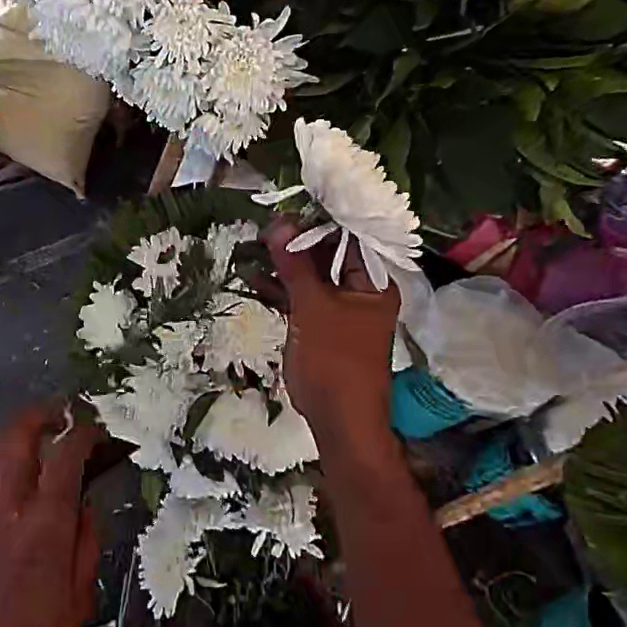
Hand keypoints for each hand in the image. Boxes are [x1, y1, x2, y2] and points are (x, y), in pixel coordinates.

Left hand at [0, 406, 100, 626]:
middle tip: (57, 413)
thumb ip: (87, 542)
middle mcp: (9, 509)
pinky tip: (6, 475)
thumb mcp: (81, 597)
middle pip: (18, 439)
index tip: (95, 429)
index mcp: (46, 525)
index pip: (66, 457)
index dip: (82, 433)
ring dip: (12, 434)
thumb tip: (86, 506)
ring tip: (31, 432)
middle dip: (39, 416)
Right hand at [263, 217, 401, 450]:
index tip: (286, 206)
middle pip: (327, 253)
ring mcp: (340, 308)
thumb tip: (279, 223)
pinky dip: (281, 288)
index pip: (349, 237)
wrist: (339, 420)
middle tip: (263, 227)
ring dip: (284, 263)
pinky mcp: (321, 324)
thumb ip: (295, 264)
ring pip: (311, 275)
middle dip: (296, 241)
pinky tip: (253, 277)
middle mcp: (360, 289)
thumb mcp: (313, 307)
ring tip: (253, 246)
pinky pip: (301, 297)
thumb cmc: (335, 360)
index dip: (319, 219)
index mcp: (373, 281)